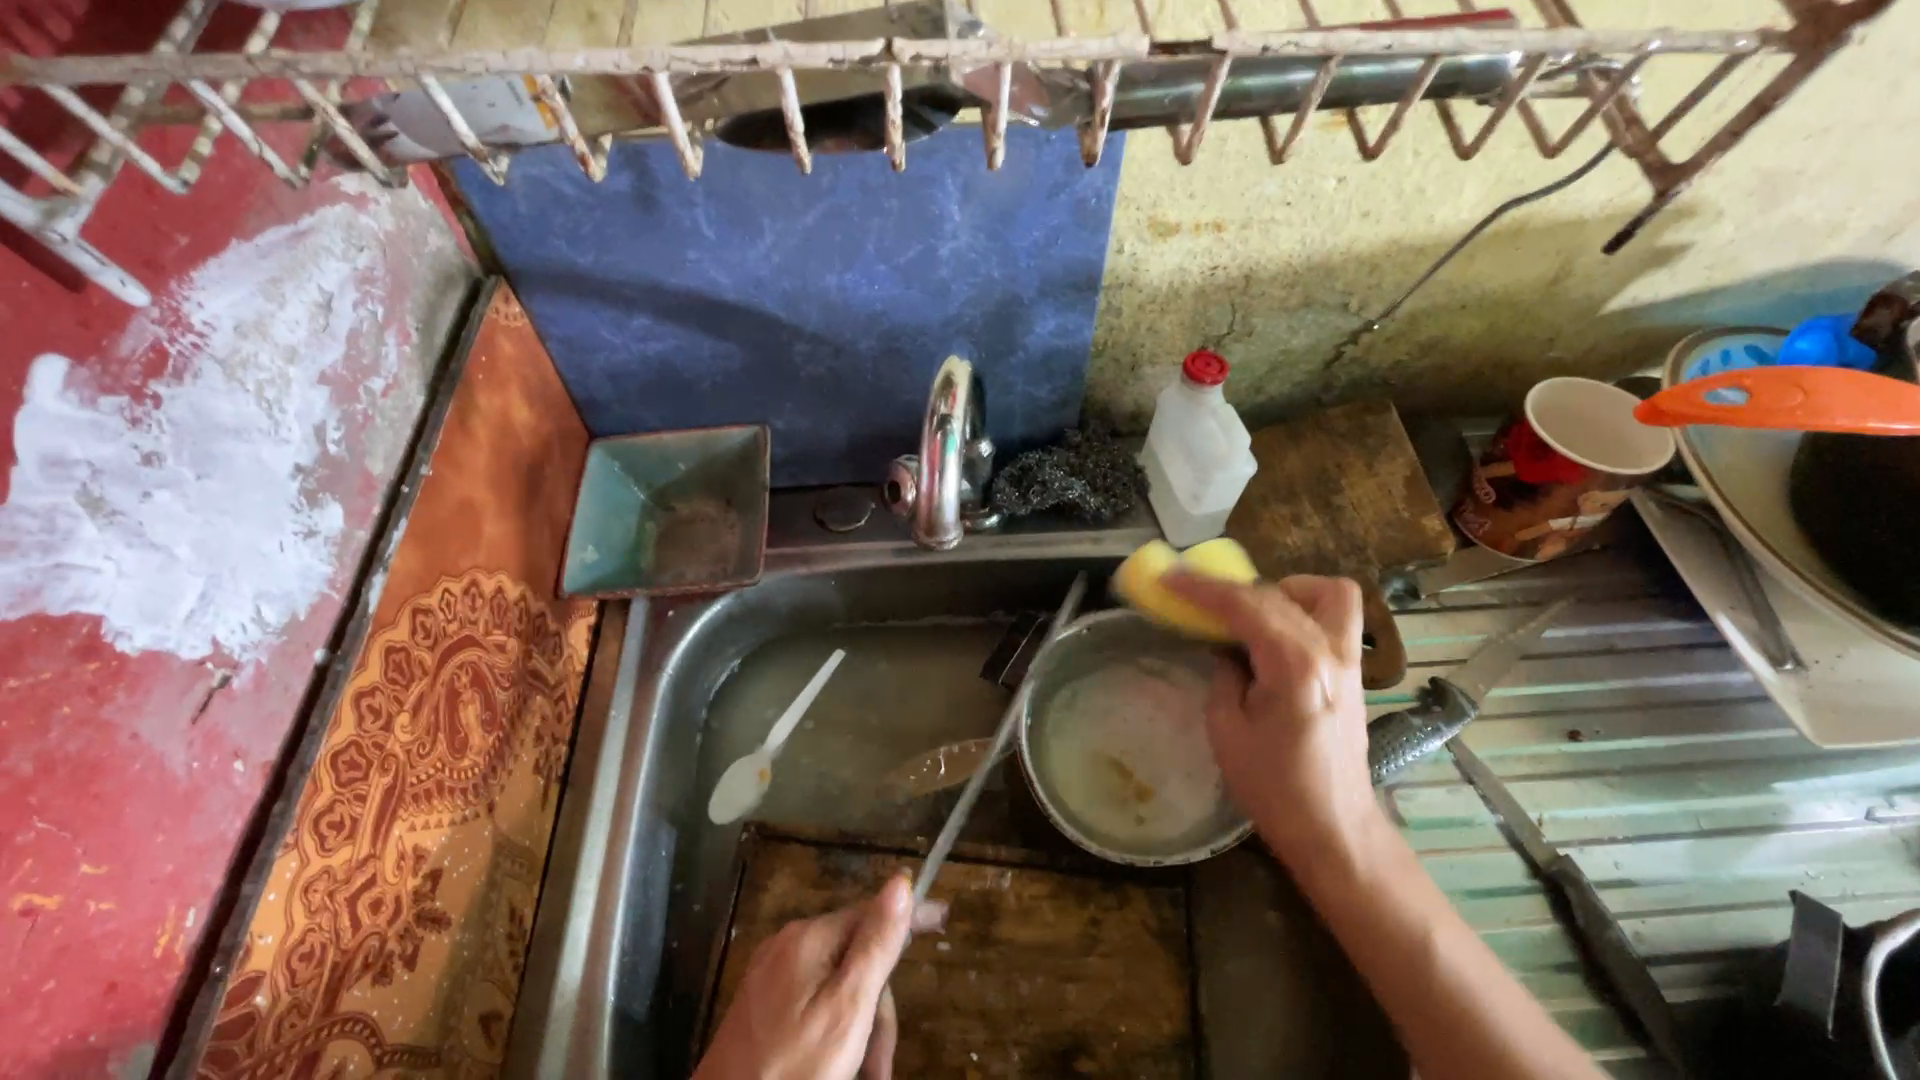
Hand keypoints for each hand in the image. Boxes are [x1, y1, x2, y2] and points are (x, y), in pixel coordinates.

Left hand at [694, 875, 913, 1079]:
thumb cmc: (794, 1069)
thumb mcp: (848, 1009)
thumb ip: (875, 945)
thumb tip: (899, 882)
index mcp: (809, 937)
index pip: (872, 912)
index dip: (909, 917)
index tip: (944, 918)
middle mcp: (788, 945)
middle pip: (856, 957)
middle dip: (877, 1006)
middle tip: (881, 1062)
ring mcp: (770, 975)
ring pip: (837, 985)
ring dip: (859, 1027)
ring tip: (863, 1073)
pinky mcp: (761, 1006)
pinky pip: (813, 1002)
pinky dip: (834, 1030)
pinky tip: (840, 1065)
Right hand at [1162, 573, 1386, 876]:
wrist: (1333, 827)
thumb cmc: (1273, 787)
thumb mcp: (1226, 730)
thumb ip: (1224, 676)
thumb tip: (1224, 649)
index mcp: (1294, 666)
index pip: (1246, 605)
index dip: (1203, 588)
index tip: (1169, 577)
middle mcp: (1330, 653)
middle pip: (1280, 593)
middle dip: (1234, 589)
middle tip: (1200, 601)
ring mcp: (1350, 661)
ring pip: (1329, 594)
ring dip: (1287, 592)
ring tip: (1253, 616)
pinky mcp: (1354, 673)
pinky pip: (1335, 619)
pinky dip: (1303, 612)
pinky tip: (1274, 639)